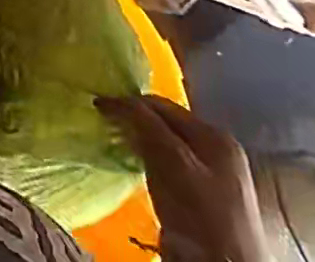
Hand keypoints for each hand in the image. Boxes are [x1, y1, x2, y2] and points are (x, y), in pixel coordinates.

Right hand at [96, 96, 266, 261]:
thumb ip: (147, 126)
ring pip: (164, 144)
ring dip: (137, 139)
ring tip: (111, 139)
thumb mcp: (172, 163)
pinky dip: (146, 159)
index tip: (98, 106)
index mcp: (215, 136)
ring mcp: (211, 175)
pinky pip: (166, 166)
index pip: (162, 105)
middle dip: (133, 119)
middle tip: (101, 121)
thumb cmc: (201, 215)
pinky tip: (131, 164)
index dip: (128, 102)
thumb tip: (117, 99)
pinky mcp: (200, 198)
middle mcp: (216, 150)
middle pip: (164, 123)